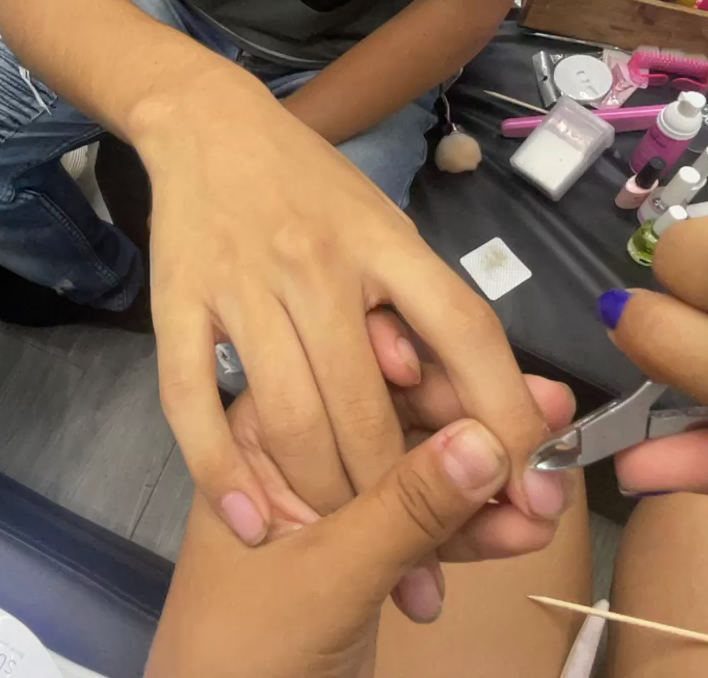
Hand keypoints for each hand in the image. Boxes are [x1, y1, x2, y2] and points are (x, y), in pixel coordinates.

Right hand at [129, 75, 559, 544]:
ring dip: (322, 502)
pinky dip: (220, 472)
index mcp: (381, 238)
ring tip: (344, 549)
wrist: (209, 125)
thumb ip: (421, 303)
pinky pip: (191, 399)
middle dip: (404, 505)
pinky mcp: (177, 302)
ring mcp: (240, 284)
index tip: (530, 493)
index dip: (504, 417)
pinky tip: (250, 525)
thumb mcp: (382, 222)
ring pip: (290, 419)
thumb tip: (470, 401)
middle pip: (369, 404)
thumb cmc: (308, 180)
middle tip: (425, 581)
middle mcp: (315, 263)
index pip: (462, 329)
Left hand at [147, 347, 576, 677]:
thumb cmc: (246, 653)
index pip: (352, 373)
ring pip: (422, 471)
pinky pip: (427, 523)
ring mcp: (337, 500)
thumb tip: (489, 436)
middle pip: (399, 418)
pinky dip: (475, 531)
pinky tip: (523, 529)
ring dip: (488, 484)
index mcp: (267, 428)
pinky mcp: (367, 547)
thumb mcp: (326, 574)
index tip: (503, 384)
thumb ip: (406, 508)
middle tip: (550, 432)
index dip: (431, 373)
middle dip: (475, 430)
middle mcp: (302, 449)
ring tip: (552, 490)